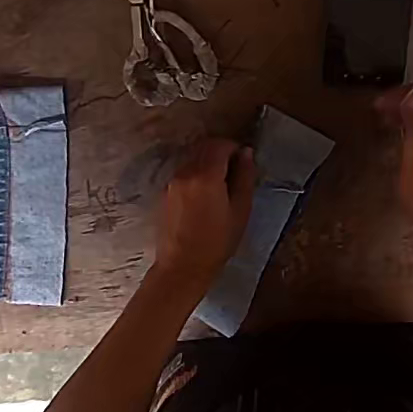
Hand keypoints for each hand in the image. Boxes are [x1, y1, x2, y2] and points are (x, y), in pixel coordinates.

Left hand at [155, 137, 255, 286]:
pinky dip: (197, 172)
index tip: (244, 160)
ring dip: (208, 162)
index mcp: (205, 175)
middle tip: (235, 169)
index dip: (234, 147)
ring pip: (193, 158)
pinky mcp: (166, 192)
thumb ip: (245, 178)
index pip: (220, 144)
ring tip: (221, 184)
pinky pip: (184, 171)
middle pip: (204, 147)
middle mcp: (185, 172)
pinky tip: (206, 194)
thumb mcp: (240, 211)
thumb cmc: (217, 242)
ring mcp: (172, 181)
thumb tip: (246, 153)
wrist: (182, 267)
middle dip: (221, 151)